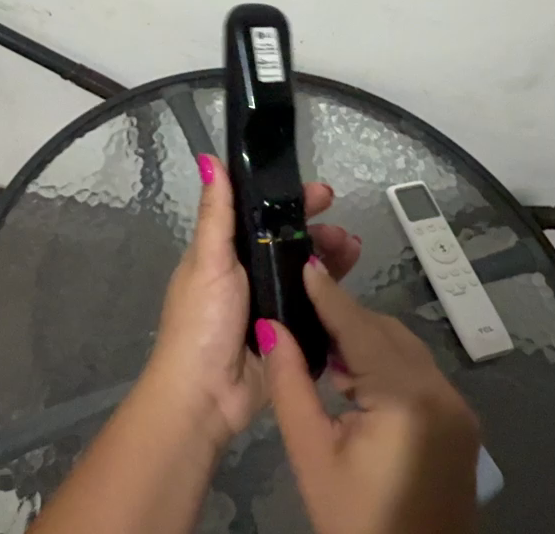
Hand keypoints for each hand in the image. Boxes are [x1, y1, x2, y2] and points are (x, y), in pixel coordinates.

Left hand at [140, 154, 363, 445]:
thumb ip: (216, 213)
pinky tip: (351, 277)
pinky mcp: (289, 334)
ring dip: (330, 255)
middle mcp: (246, 276)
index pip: (259, 216)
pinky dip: (333, 289)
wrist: (206, 397)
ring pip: (306, 272)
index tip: (318, 193)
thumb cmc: (202, 322)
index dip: (287, 201)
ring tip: (352, 247)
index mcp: (223, 255)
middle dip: (316, 229)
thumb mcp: (208, 261)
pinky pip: (315, 305)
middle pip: (288, 243)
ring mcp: (269, 306)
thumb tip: (207, 157)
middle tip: (342, 224)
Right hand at [260, 262, 480, 533]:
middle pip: (385, 331)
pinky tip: (356, 381)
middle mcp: (442, 391)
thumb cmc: (357, 523)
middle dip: (345, 317)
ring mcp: (458, 407)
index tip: (303, 261)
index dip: (327, 292)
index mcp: (406, 396)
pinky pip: (419, 373)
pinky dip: (387, 365)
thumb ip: (290, 384)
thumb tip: (272, 327)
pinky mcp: (462, 424)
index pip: (359, 326)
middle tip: (303, 310)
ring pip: (405, 349)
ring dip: (366, 340)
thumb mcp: (312, 456)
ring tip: (324, 350)